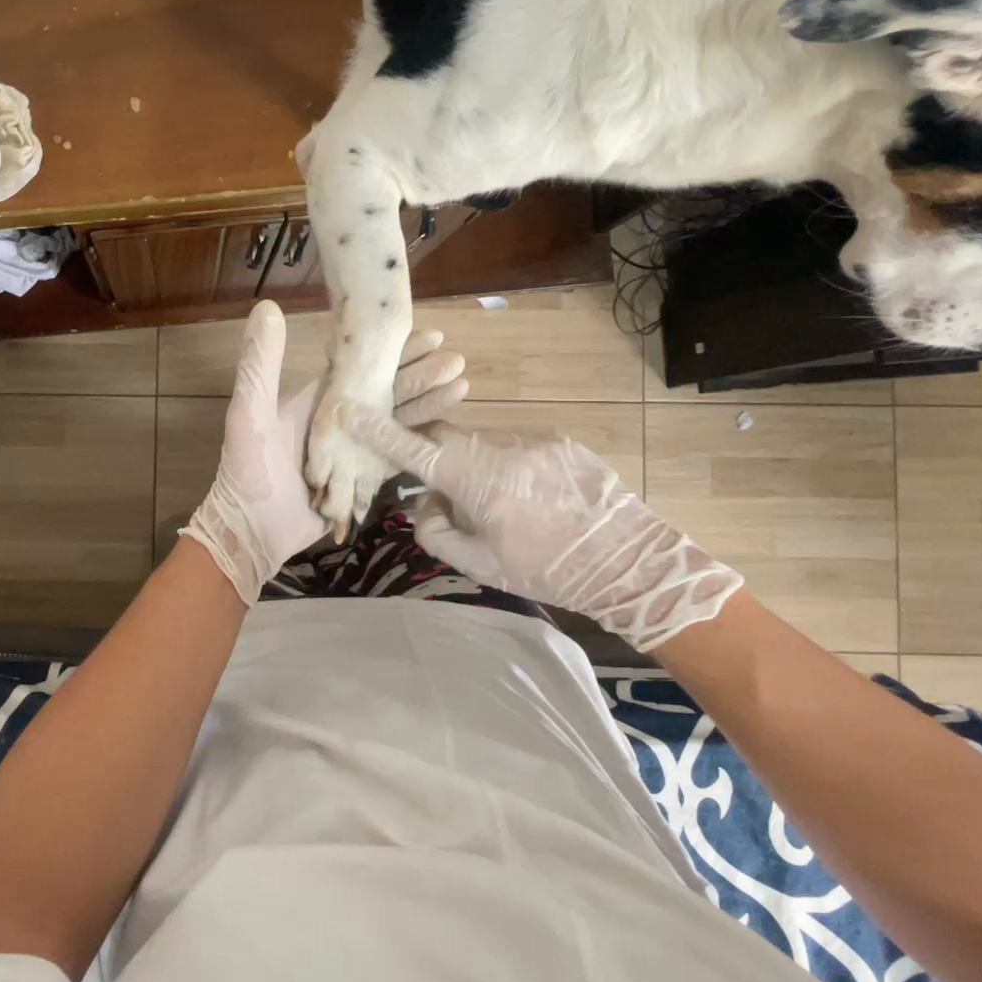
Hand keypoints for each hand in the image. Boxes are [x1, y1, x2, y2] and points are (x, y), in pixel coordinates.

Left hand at [181, 302, 470, 603]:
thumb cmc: (248, 469)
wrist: (251, 530)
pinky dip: (421, 444)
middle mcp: (337, 423)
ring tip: (462, 388)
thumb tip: (266, 307)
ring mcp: (351, 453)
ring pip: (396, 423)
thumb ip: (260, 364)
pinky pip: (396, 458)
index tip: (429, 334)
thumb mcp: (250, 412)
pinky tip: (450, 432)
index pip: (360, 368)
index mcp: (315, 402)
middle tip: (457, 360)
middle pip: (385, 393)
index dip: (391, 351)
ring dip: (426, 406)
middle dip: (420, 376)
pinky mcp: (360, 481)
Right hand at [338, 409, 743, 650]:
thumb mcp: (478, 565)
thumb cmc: (548, 572)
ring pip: (481, 445)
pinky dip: (507, 470)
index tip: (348, 409)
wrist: (632, 565)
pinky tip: (534, 504)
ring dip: (475, 471)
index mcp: (480, 483)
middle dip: (435, 461)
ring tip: (507, 513)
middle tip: (447, 499)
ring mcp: (535, 441)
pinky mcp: (559, 442)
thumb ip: (435, 530)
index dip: (377, 431)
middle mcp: (504, 450)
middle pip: (446, 439)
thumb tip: (426, 501)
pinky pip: (513, 447)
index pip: (415, 450)